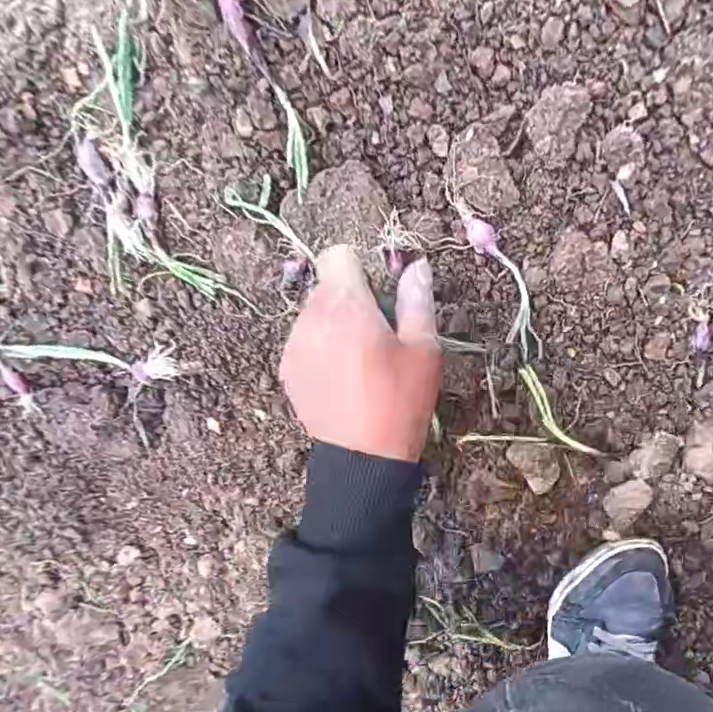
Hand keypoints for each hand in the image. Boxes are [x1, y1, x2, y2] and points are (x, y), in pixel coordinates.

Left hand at [279, 245, 439, 461]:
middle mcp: (310, 318)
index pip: (338, 255)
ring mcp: (294, 344)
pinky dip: (325, 347)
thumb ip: (417, 300)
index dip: (363, 268)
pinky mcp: (288, 368)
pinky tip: (346, 377)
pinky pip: (306, 340)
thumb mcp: (423, 350)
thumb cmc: (401, 400)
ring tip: (364, 361)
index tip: (382, 296)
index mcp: (346, 306)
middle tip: (382, 336)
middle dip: (354, 299)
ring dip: (338, 323)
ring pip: (315, 313)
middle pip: (328, 285)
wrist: (364, 456)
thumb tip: (417, 265)